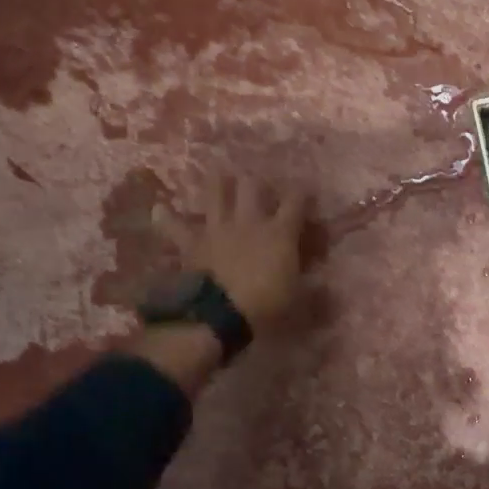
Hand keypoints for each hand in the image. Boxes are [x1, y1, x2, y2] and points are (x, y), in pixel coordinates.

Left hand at [162, 172, 307, 327]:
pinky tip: (160, 210)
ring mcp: (217, 229)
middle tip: (259, 183)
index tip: (306, 189)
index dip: (302, 192)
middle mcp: (249, 222)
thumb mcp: (299, 299)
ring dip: (216, 182)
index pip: (295, 201)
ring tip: (218, 173)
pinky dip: (167, 219)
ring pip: (215, 193)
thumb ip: (313, 288)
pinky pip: (174, 227)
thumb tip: (328, 286)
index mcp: (280, 233)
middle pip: (251, 186)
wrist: (219, 315)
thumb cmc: (267, 306)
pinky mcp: (192, 242)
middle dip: (256, 181)